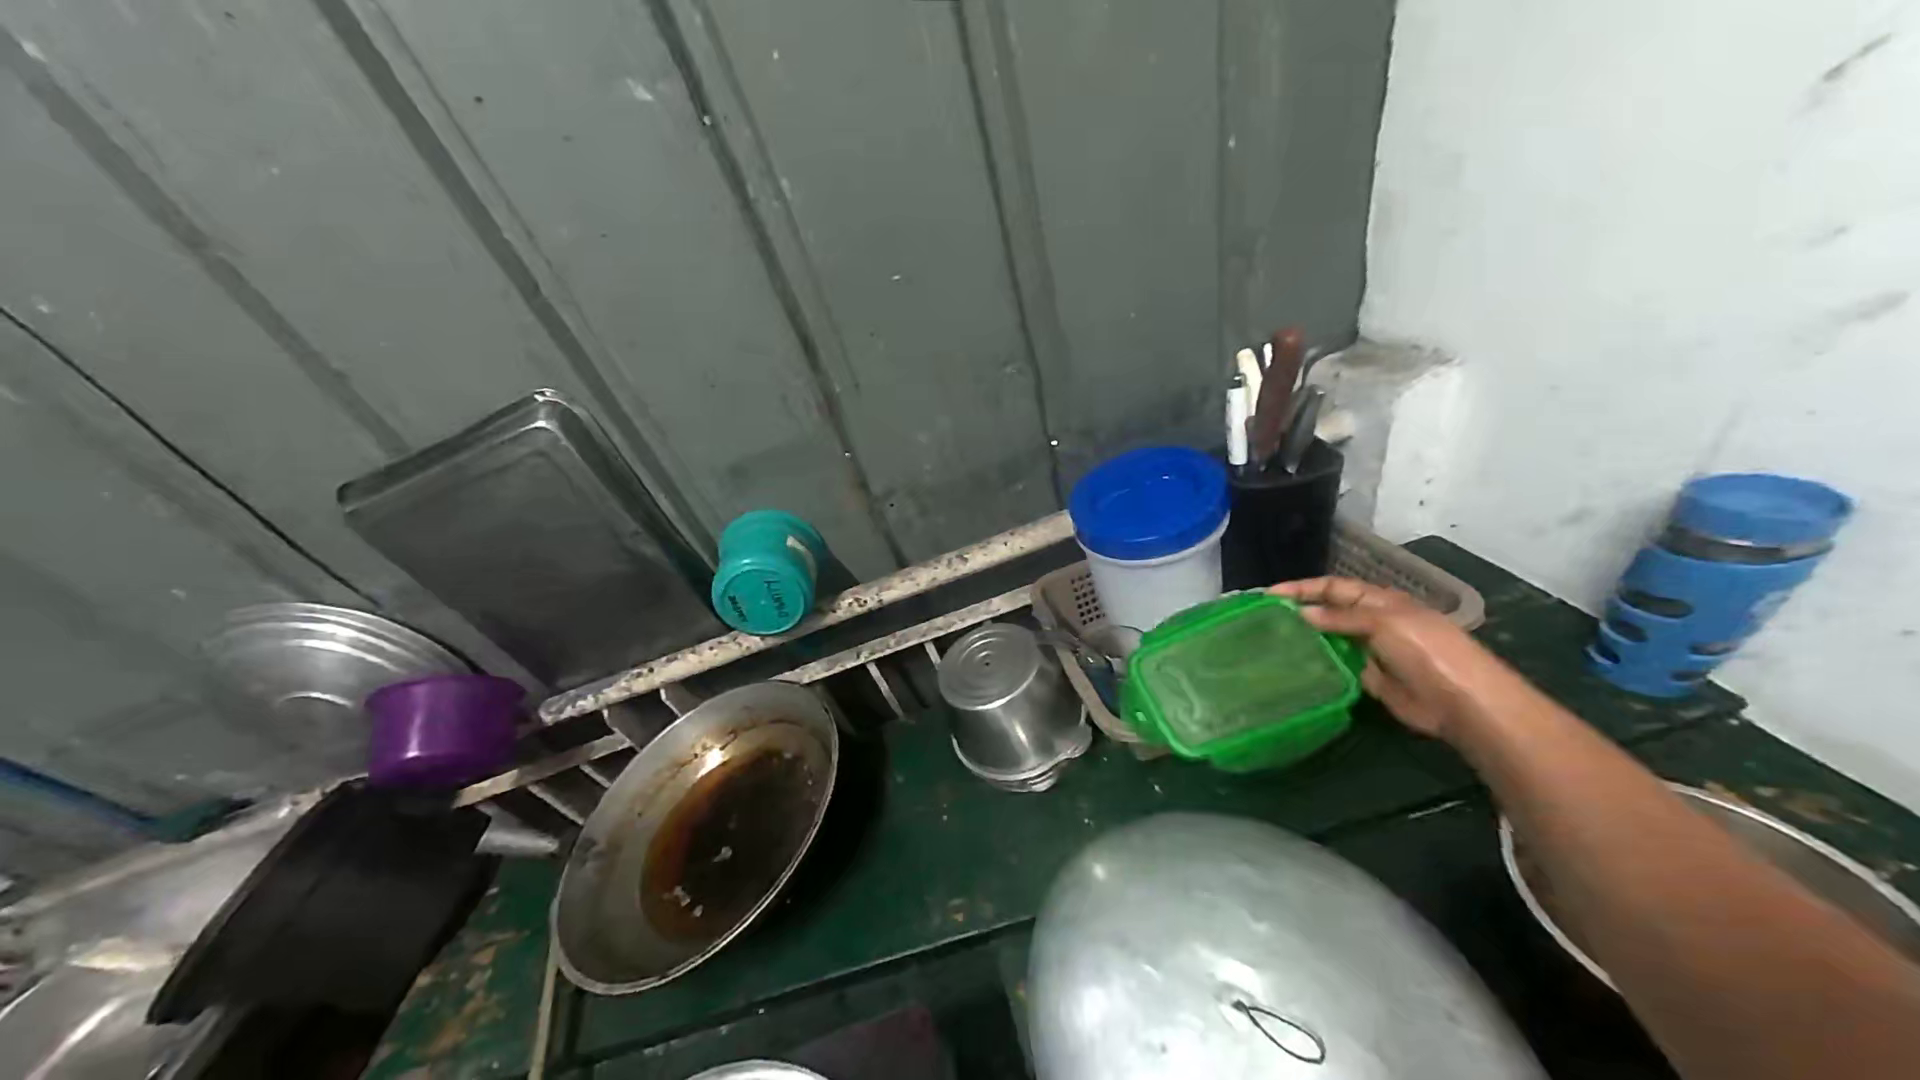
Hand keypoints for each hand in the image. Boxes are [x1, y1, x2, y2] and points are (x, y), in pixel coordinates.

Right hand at [1269, 577, 1517, 741]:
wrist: (1460, 701)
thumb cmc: (1425, 650)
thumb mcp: (1383, 622)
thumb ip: (1340, 617)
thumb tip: (1300, 613)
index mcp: (1378, 601)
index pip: (1332, 587)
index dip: (1300, 588)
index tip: (1266, 596)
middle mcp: (1371, 622)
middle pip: (1328, 611)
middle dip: (1298, 611)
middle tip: (1260, 618)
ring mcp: (1369, 651)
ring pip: (1328, 639)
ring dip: (1304, 639)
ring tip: (1268, 641)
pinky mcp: (1368, 679)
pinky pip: (1335, 667)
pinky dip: (1316, 664)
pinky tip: (1292, 666)